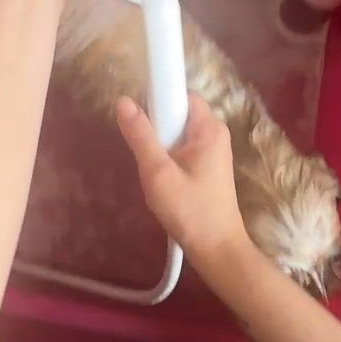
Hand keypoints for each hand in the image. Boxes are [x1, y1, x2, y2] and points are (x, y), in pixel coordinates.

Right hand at [115, 95, 248, 262]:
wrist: (217, 250)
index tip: (142, 122)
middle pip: (176, 112)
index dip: (157, 100)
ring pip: (175, 133)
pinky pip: (180, 148)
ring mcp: (212, 150)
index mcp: (209, 127)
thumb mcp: (158, 173)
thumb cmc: (190, 211)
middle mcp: (214, 132)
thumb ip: (141, 136)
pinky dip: (167, 160)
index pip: (180, 92)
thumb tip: (124, 101)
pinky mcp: (207, 166)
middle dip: (156, 130)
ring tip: (156, 175)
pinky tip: (164, 183)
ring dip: (159, 148)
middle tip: (149, 158)